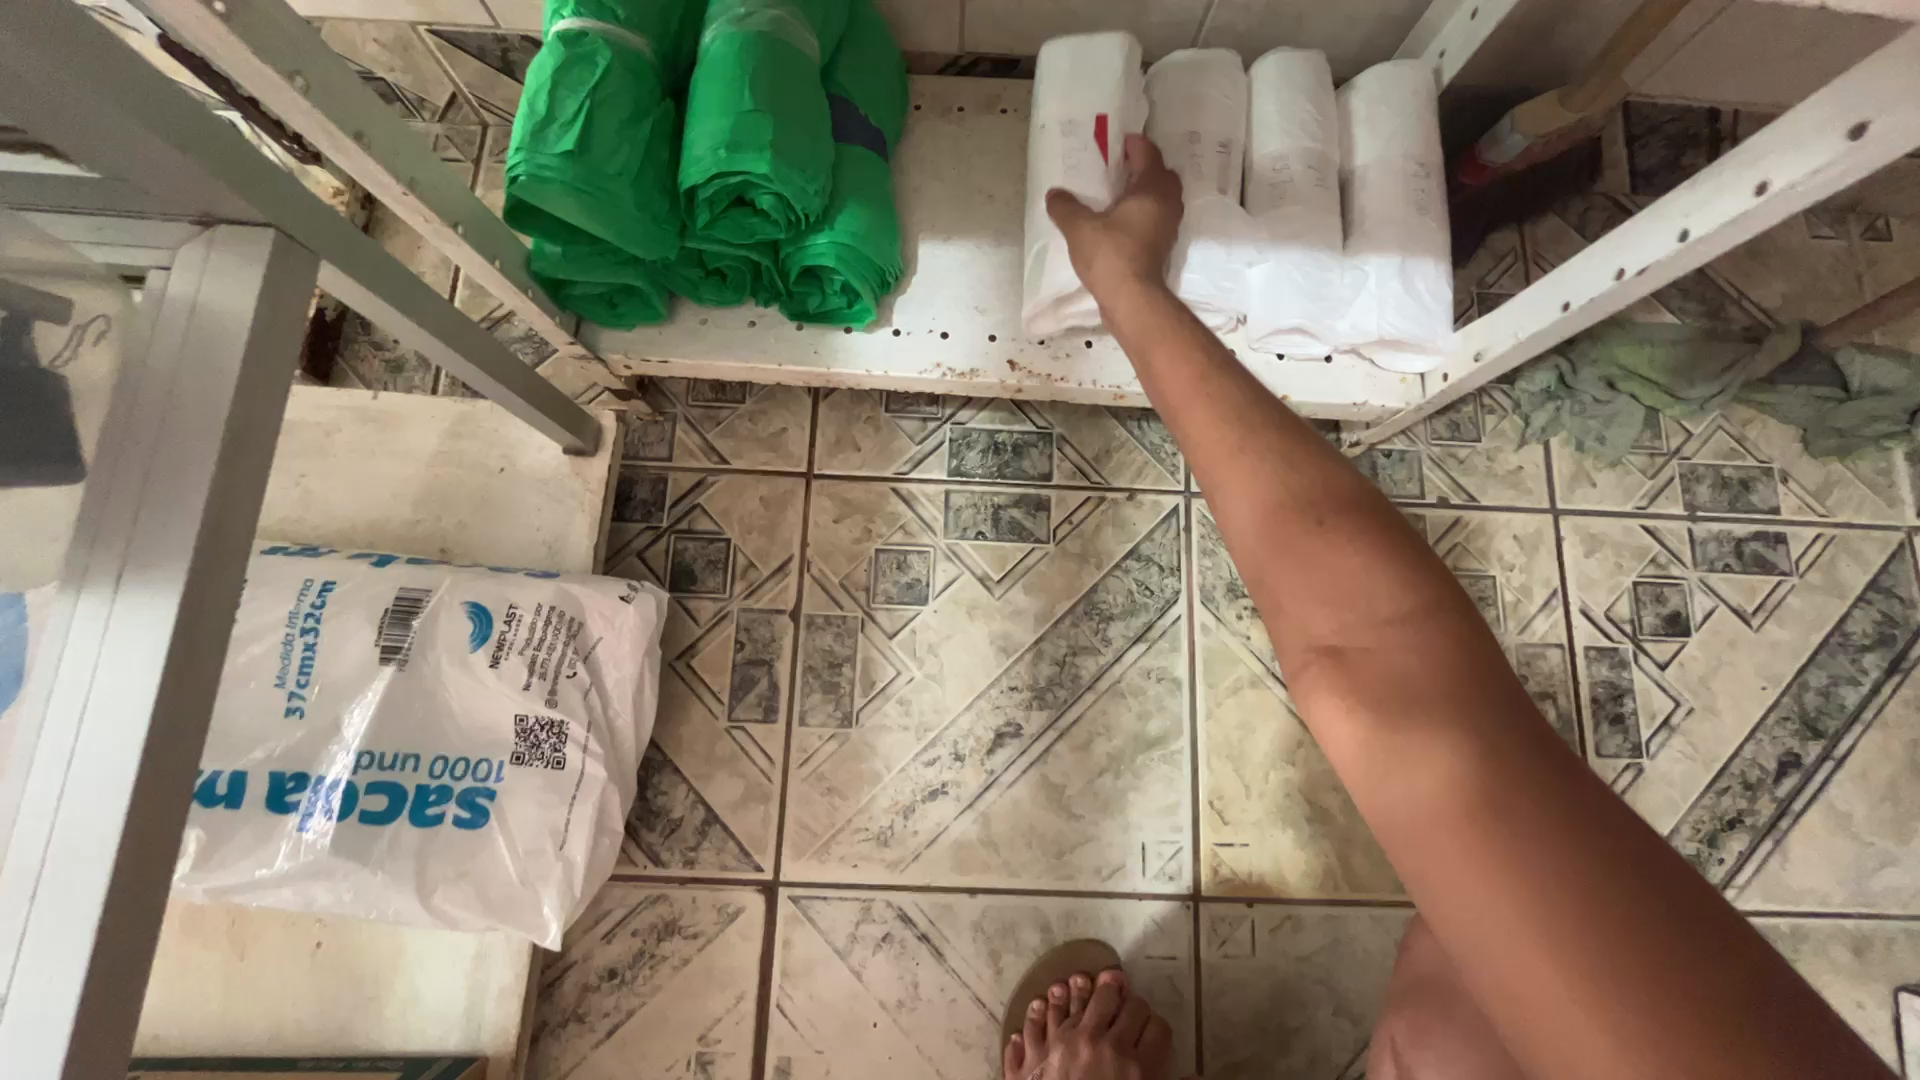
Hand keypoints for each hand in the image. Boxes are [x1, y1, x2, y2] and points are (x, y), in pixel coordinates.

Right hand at [1046, 134, 1183, 304]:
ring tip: (1120, 196)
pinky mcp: (1163, 247)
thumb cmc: (1110, 255)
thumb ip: (1065, 207)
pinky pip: (1157, 219)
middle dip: (1143, 168)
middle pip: (1161, 174)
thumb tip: (1054, 194)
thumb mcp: (1079, 228)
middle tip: (1119, 169)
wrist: (1131, 299)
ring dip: (1145, 193)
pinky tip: (1123, 223)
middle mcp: (1167, 202)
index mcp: (1152, 187)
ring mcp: (1169, 227)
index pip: (1148, 153)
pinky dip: (1144, 214)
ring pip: (1162, 198)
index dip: (1133, 144)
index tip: (1117, 143)